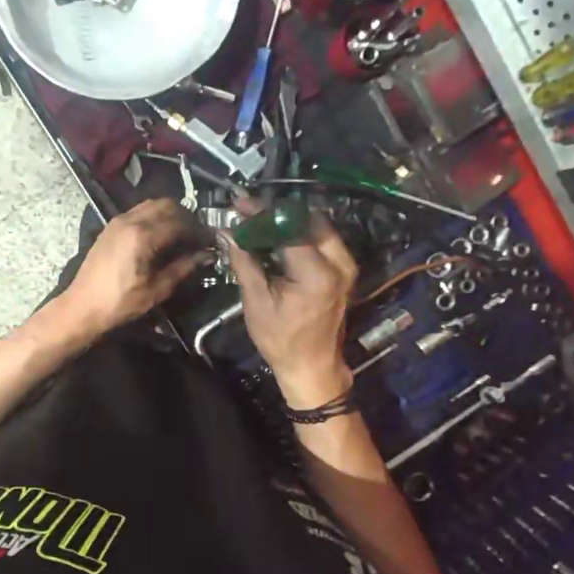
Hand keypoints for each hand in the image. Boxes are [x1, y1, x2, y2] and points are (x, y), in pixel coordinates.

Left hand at [50, 198, 206, 341]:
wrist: (82, 306)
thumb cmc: (121, 302)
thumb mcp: (157, 289)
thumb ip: (183, 268)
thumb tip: (206, 255)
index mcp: (143, 236)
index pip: (180, 222)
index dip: (199, 231)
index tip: (210, 241)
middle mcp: (131, 220)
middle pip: (167, 205)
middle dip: (186, 217)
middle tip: (197, 236)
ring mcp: (118, 221)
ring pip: (152, 204)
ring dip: (170, 214)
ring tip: (181, 235)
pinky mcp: (111, 226)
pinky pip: (139, 211)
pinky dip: (155, 216)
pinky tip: (161, 236)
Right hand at [224, 205, 357, 408]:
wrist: (313, 367)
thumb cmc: (282, 340)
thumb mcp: (257, 302)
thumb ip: (244, 262)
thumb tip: (228, 232)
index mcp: (317, 272)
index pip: (288, 228)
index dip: (261, 213)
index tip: (239, 206)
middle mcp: (339, 262)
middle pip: (307, 220)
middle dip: (277, 213)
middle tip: (250, 214)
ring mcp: (346, 265)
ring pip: (317, 226)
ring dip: (289, 222)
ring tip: (261, 224)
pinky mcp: (345, 269)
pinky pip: (323, 239)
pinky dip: (301, 234)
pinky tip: (278, 239)